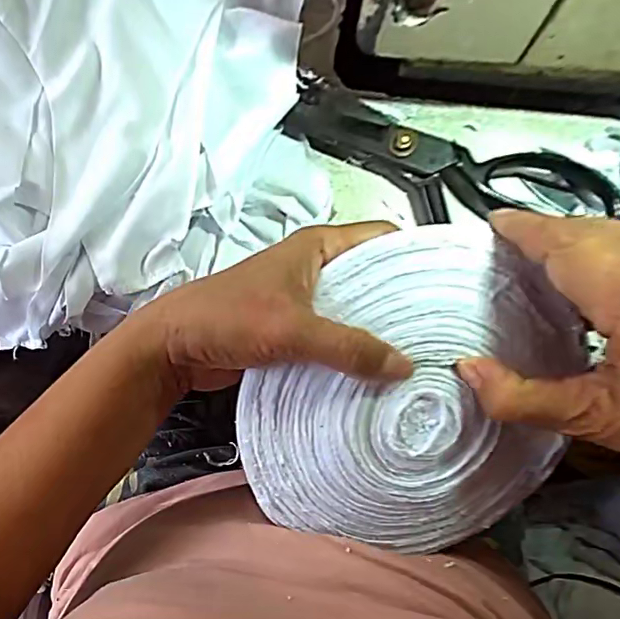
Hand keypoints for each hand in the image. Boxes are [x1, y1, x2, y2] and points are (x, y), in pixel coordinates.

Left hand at [120, 221, 414, 392]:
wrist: (172, 348)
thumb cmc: (223, 319)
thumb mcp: (292, 329)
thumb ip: (347, 347)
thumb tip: (401, 365)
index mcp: (317, 247)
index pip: (383, 239)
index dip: (415, 257)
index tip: (448, 286)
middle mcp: (312, 271)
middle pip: (370, 283)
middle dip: (398, 307)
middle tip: (436, 335)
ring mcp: (298, 305)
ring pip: (348, 317)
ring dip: (371, 338)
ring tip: (411, 361)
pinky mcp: (285, 335)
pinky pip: (326, 344)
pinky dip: (344, 358)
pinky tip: (367, 378)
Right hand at [457, 210, 619, 509]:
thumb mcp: (597, 422)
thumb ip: (521, 397)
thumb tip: (469, 371)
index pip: (571, 245)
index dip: (527, 229)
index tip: (496, 221)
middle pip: (597, 230)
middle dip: (548, 233)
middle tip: (506, 247)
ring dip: (581, 243)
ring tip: (543, 266)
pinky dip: (615, 253)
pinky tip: (597, 281)